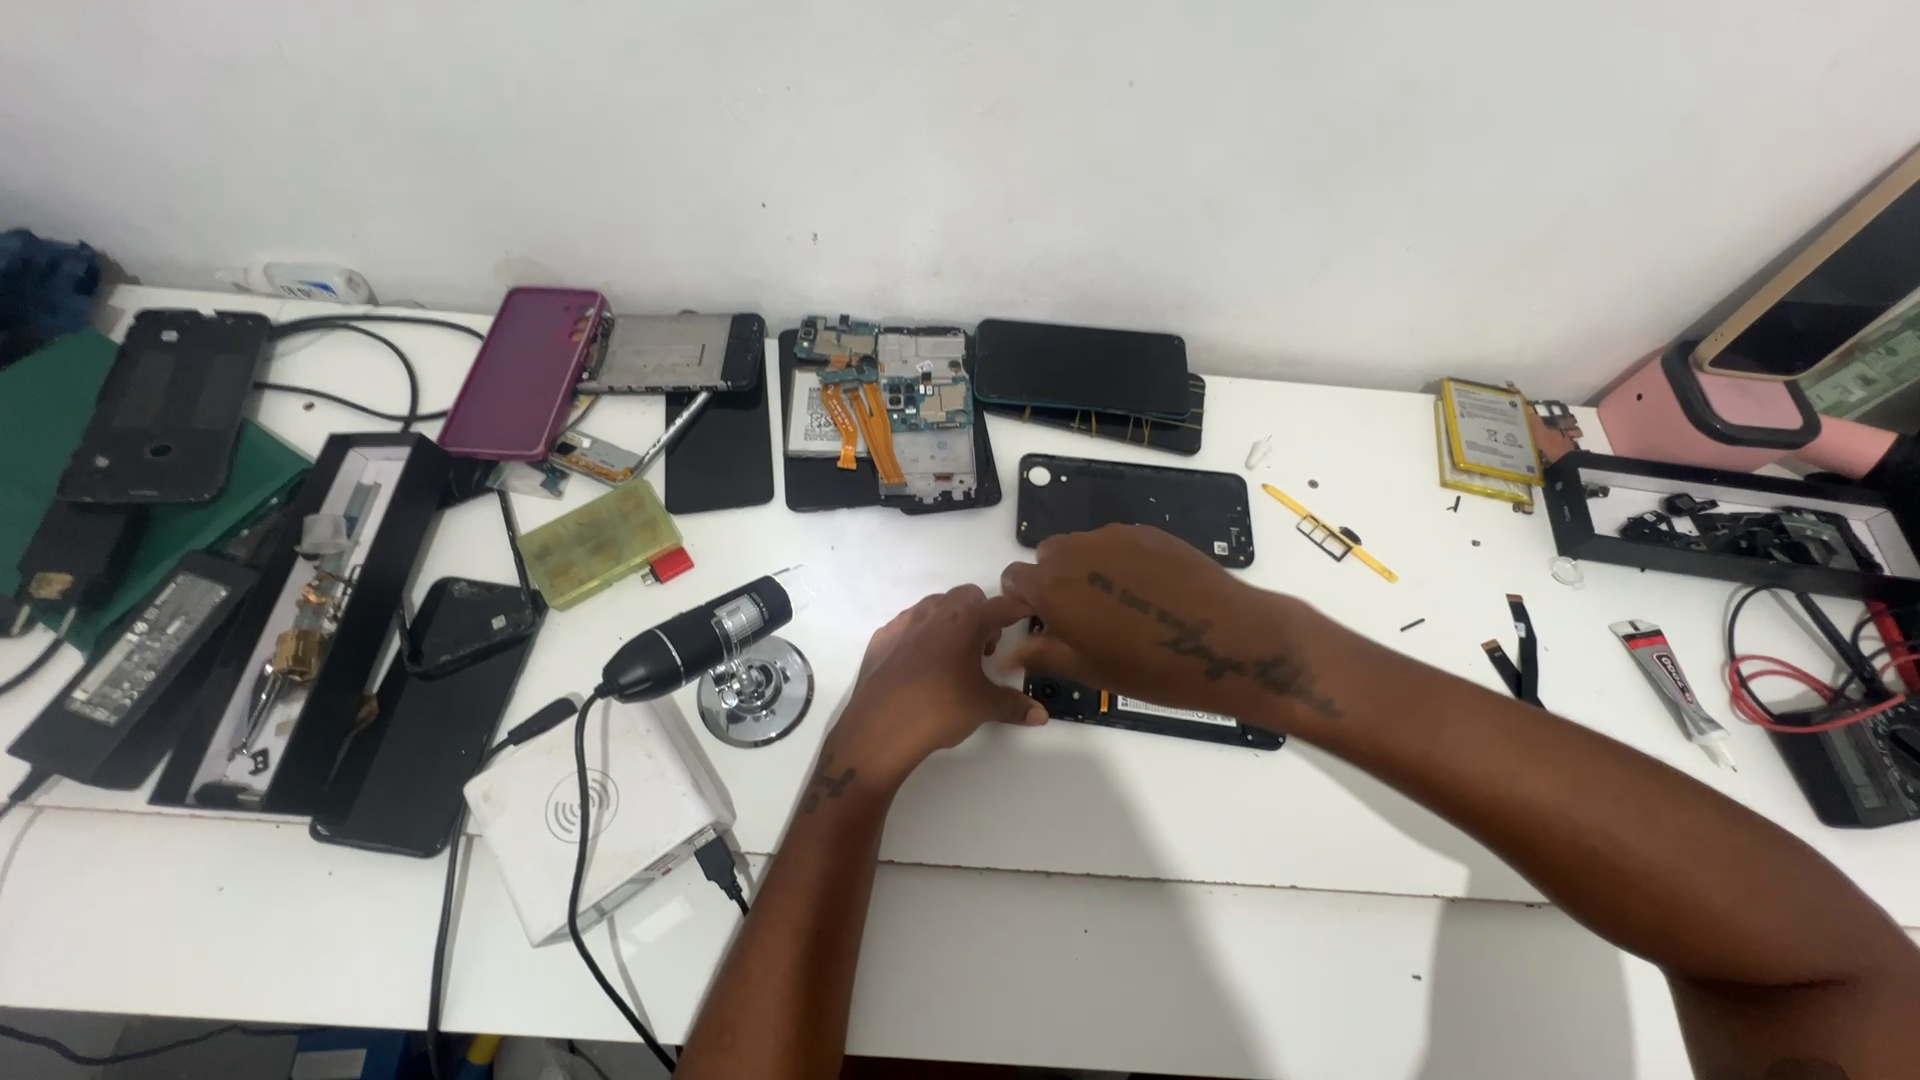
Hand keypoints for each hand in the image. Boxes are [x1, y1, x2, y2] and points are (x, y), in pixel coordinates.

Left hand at [824, 585, 1046, 790]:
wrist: (881, 726)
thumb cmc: (941, 709)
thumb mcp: (984, 706)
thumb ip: (1014, 705)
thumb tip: (1040, 715)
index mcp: (966, 621)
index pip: (1001, 606)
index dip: (1017, 610)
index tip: (1026, 614)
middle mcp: (935, 612)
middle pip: (967, 597)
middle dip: (981, 615)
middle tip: (983, 650)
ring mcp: (904, 622)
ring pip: (935, 607)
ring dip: (950, 622)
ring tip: (952, 658)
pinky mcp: (881, 637)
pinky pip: (908, 626)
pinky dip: (921, 636)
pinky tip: (920, 666)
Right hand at [1000, 524, 1333, 724]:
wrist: (1226, 640)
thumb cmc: (1150, 666)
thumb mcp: (1088, 669)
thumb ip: (1040, 653)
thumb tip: (1006, 655)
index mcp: (1052, 586)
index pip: (1014, 579)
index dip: (1022, 601)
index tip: (1043, 623)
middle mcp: (1077, 552)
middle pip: (1048, 557)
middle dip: (1054, 582)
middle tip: (1082, 618)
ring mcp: (1116, 538)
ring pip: (1084, 548)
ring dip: (1087, 570)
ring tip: (1120, 607)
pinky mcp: (1150, 534)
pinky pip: (1118, 544)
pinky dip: (1120, 563)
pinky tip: (1148, 593)